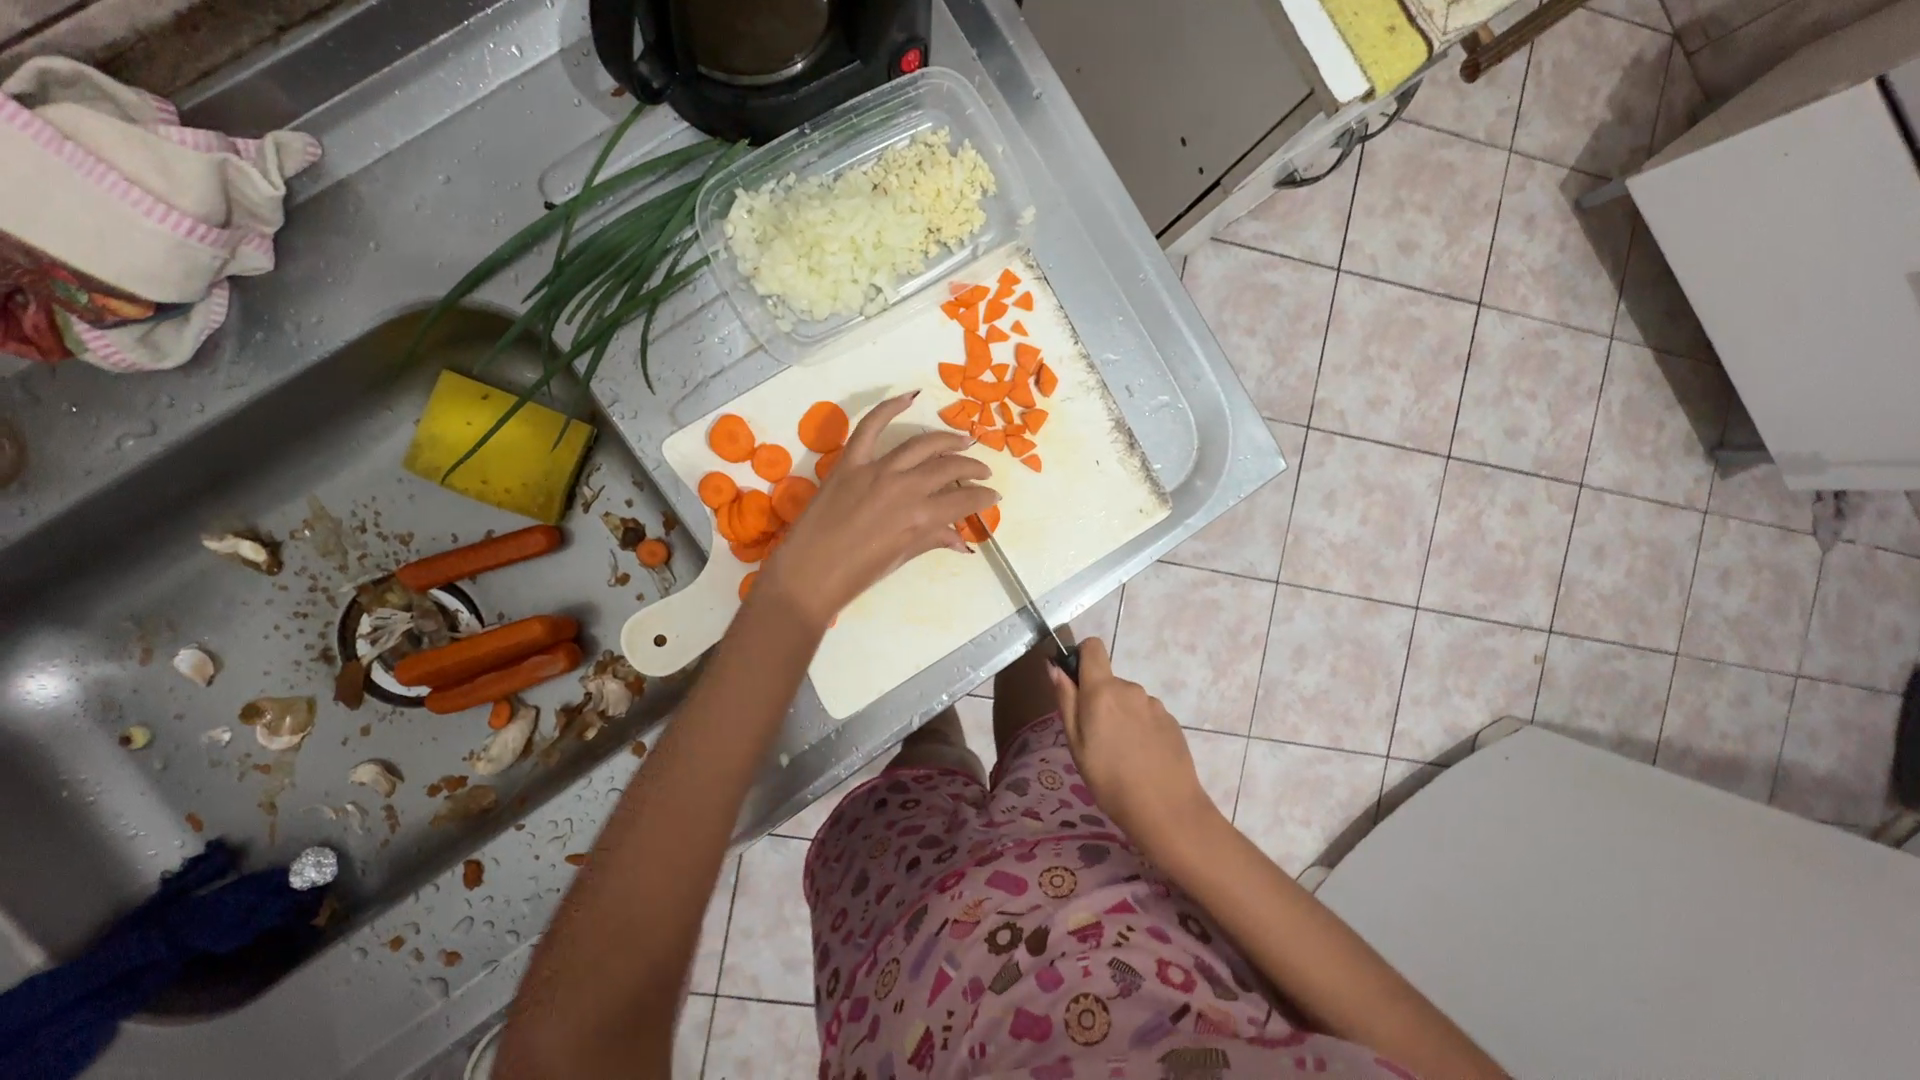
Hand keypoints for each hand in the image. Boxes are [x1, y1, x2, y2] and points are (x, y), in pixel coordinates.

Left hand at [759, 391, 997, 627]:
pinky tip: (910, 397)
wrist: (807, 574)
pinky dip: (890, 407)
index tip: (992, 496)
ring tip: (963, 440)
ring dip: (947, 440)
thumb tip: (962, 540)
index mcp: (920, 517)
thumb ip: (931, 540)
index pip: (964, 499)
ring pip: (921, 445)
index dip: (983, 497)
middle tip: (983, 470)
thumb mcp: (899, 558)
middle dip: (972, 468)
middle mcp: (904, 487)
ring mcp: (876, 470)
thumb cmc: (856, 575)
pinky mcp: (850, 461)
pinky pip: (871, 426)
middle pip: (948, 468)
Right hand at [1048, 639, 1221, 853]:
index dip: (1081, 658)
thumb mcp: (1076, 744)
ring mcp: (1154, 704)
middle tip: (1095, 740)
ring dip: (1120, 716)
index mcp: (1102, 690)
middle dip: (1099, 700)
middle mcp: (1130, 689)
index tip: (1075, 686)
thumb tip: (1055, 667)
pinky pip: (1146, 716)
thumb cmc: (1109, 779)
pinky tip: (1141, 758)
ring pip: (1128, 701)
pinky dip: (1139, 729)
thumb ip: (1066, 701)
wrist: (1166, 808)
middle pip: (1108, 681)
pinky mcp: (1171, 721)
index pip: (1092, 647)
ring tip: (1120, 754)